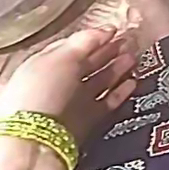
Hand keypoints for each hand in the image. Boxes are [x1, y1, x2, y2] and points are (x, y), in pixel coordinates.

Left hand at [0, 27, 137, 147]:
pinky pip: (107, 103)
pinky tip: (133, 82)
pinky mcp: (87, 121)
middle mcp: (60, 83)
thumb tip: (107, 29)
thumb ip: (85, 42)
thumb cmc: (43, 91)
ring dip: (117, 69)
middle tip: (130, 42)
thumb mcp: (61, 58)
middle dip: (108, 52)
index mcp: (46, 64)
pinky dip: (120, 93)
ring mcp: (74, 102)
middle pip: (88, 64)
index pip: (73, 47)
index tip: (115, 30)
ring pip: (100, 82)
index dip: (94, 38)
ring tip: (134, 58)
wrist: (35, 140)